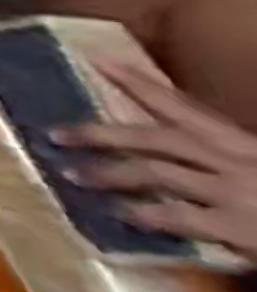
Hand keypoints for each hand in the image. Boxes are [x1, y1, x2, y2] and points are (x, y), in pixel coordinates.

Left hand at [51, 55, 256, 261]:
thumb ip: (230, 152)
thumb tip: (185, 146)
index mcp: (249, 146)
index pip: (185, 107)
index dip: (140, 84)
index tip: (99, 61)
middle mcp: (241, 162)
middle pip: (155, 137)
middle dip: (99, 133)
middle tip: (54, 134)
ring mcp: (241, 195)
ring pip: (154, 173)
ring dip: (107, 173)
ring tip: (70, 175)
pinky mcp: (244, 229)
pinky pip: (178, 216)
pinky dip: (143, 214)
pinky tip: (120, 214)